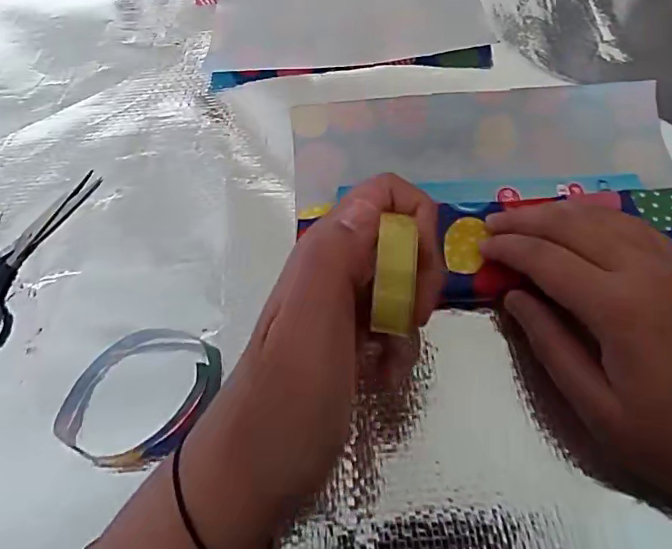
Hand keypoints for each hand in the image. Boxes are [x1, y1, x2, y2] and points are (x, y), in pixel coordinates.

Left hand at [99, 174, 442, 548]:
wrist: (249, 478)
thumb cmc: (285, 402)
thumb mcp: (311, 324)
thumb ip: (337, 256)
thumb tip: (372, 203)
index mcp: (326, 249)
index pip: (384, 194)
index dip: (416, 219)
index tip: (421, 270)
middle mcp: (334, 265)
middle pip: (401, 236)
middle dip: (420, 273)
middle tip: (414, 317)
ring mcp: (341, 302)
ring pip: (402, 281)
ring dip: (411, 317)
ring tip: (392, 358)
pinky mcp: (349, 338)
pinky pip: (393, 321)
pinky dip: (400, 346)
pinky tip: (384, 377)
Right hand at [482, 201, 671, 548]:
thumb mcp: (600, 412)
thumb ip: (551, 347)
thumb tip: (514, 298)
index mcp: (618, 307)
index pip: (548, 259)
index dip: (509, 248)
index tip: (481, 246)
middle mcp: (643, 269)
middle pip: (572, 225)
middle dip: (527, 219)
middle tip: (493, 223)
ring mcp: (671, 263)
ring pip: (604, 216)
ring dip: (561, 210)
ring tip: (528, 216)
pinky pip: (634, 224)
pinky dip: (600, 215)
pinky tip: (585, 221)